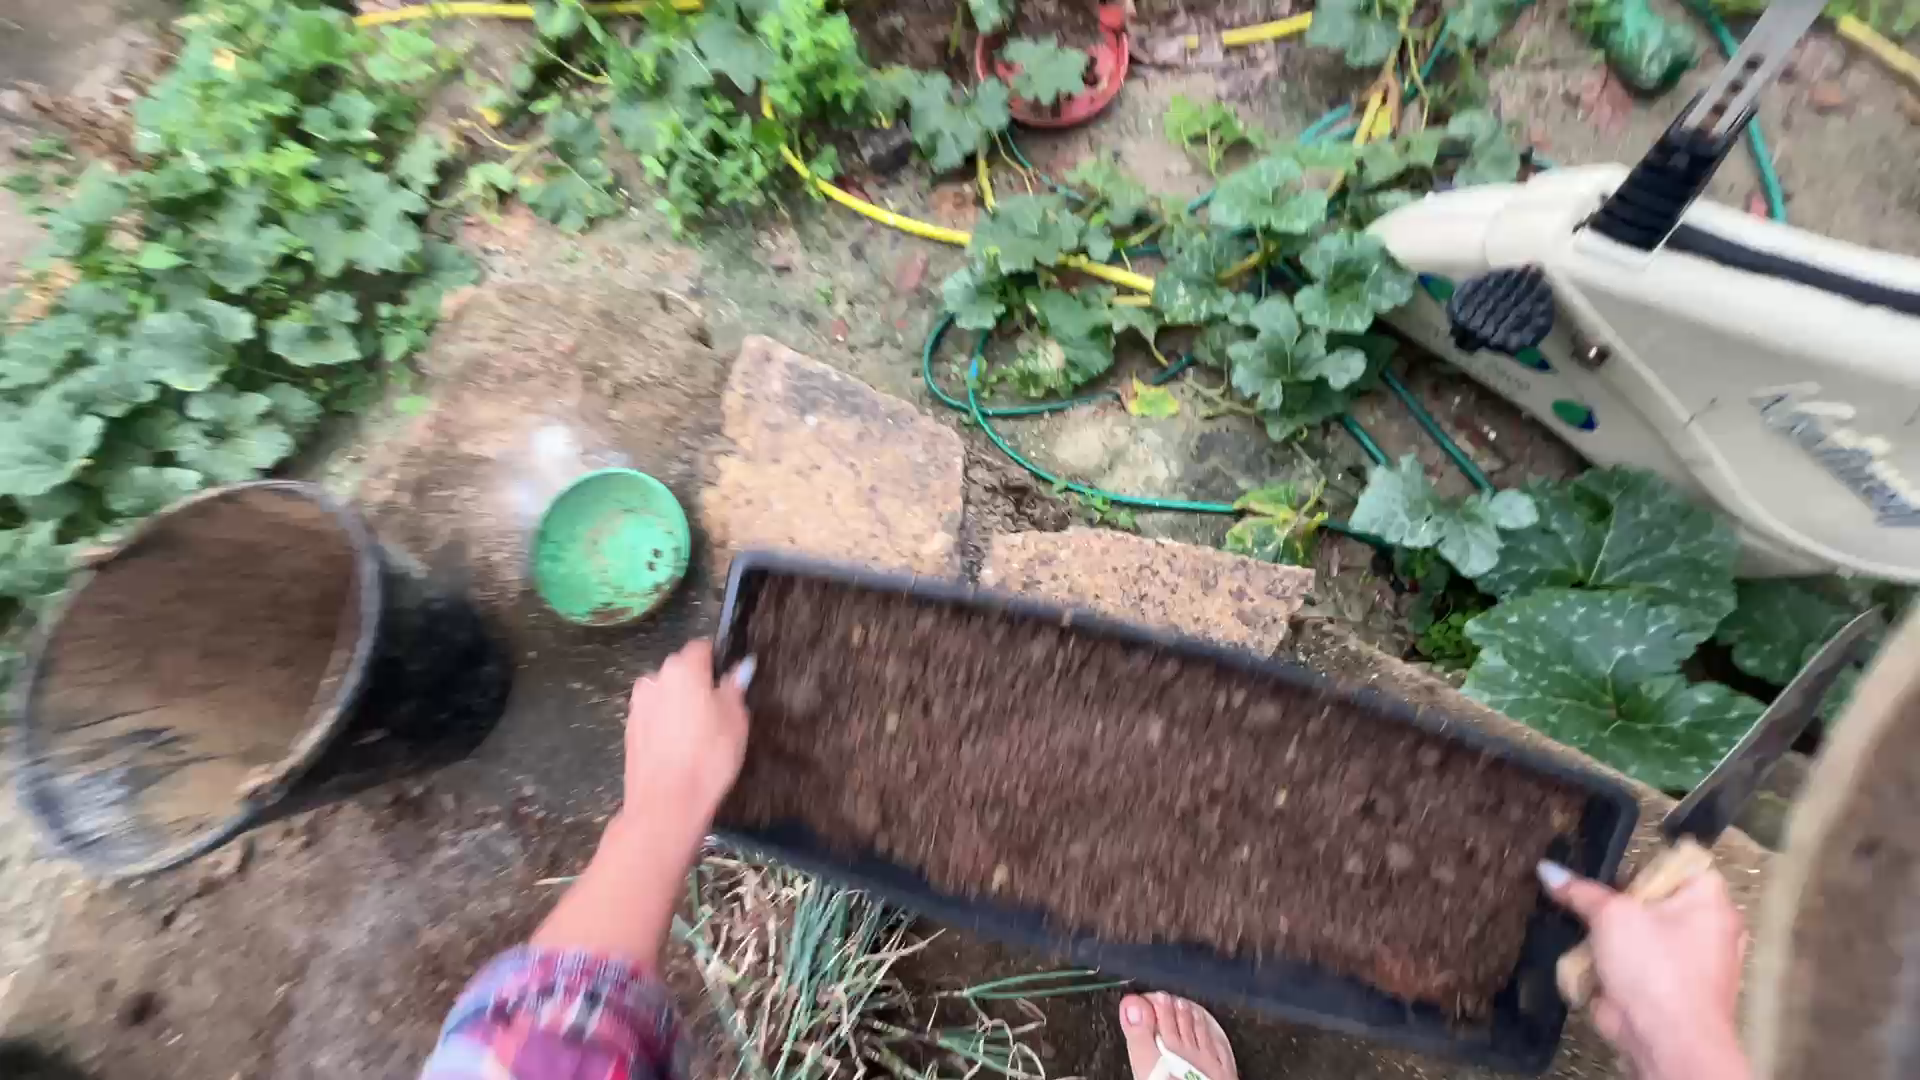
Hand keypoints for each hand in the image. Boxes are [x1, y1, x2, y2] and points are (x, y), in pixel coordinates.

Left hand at [530, 640, 751, 964]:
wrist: (666, 805)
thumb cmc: (708, 758)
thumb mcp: (737, 719)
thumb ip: (735, 687)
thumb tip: (740, 669)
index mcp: (683, 668)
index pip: (702, 647)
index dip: (719, 659)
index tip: (731, 676)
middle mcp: (655, 680)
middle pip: (681, 669)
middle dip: (698, 682)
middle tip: (720, 708)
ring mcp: (638, 706)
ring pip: (666, 694)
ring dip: (680, 703)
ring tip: (701, 732)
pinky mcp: (630, 731)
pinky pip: (655, 716)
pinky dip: (667, 724)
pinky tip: (682, 747)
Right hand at [1539, 860, 1750, 1079]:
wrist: (1664, 1037)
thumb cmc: (1655, 968)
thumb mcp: (1610, 914)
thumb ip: (1578, 888)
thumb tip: (1548, 870)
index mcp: (1710, 906)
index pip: (1683, 863)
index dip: (1645, 854)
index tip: (1606, 854)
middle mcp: (1704, 929)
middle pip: (1651, 891)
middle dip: (1614, 889)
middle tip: (1580, 881)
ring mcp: (1682, 957)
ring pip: (1634, 922)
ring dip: (1604, 920)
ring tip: (1571, 907)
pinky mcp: (1660, 979)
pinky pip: (1628, 949)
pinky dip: (1605, 946)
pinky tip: (1578, 939)